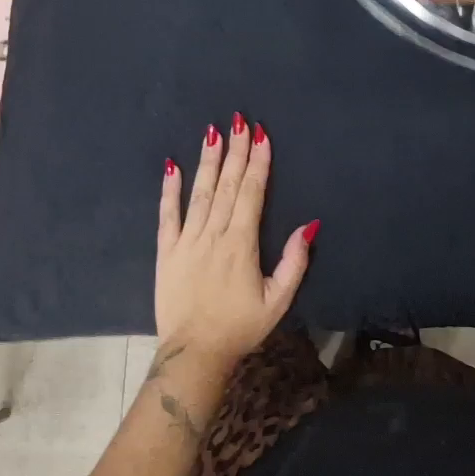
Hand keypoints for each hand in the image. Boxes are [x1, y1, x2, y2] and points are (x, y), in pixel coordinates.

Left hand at [155, 114, 315, 372]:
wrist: (194, 355)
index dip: (257, 162)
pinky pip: (167, 216)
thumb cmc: (240, 328)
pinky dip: (170, 190)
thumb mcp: (278, 301)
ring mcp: (186, 241)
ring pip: (200, 193)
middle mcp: (213, 234)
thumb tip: (308, 225)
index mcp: (241, 244)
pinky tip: (172, 166)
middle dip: (235, 151)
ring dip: (208, 161)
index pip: (251, 193)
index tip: (260, 134)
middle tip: (239, 120)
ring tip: (213, 132)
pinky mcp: (166, 252)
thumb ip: (294, 262)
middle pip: (226, 185)